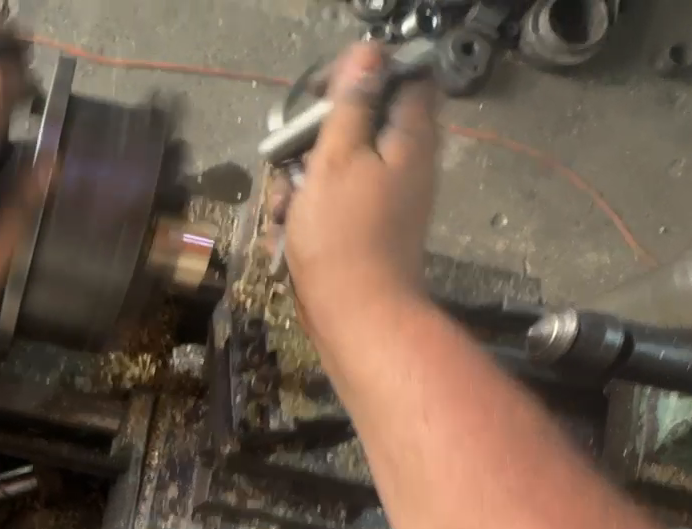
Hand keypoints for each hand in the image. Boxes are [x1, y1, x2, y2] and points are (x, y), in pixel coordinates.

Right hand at [286, 45, 441, 344]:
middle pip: (357, 127)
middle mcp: (405, 161)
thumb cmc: (342, 236)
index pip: (399, 76)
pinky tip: (287, 236)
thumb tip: (367, 52)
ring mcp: (386, 198)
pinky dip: (307, 215)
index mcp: (408, 135)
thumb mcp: (336, 161)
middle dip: (313, 143)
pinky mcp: (365, 229)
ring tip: (283, 212)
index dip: (358, 76)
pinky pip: (333, 205)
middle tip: (289, 166)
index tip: (317, 98)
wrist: (354, 313)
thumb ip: (350, 105)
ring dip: (301, 185)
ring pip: (336, 169)